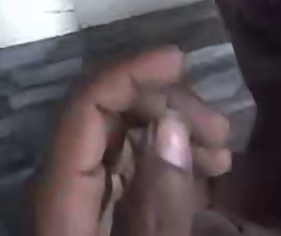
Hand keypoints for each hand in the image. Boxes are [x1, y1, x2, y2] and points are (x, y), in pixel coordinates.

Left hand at [33, 46, 233, 235]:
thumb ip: (159, 210)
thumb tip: (173, 127)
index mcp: (58, 194)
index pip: (86, 102)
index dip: (131, 70)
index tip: (181, 61)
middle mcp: (65, 185)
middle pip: (109, 114)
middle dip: (166, 105)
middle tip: (219, 129)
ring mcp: (81, 202)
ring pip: (124, 139)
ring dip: (174, 132)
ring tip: (222, 151)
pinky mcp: (99, 219)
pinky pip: (131, 170)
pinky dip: (168, 163)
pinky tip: (206, 172)